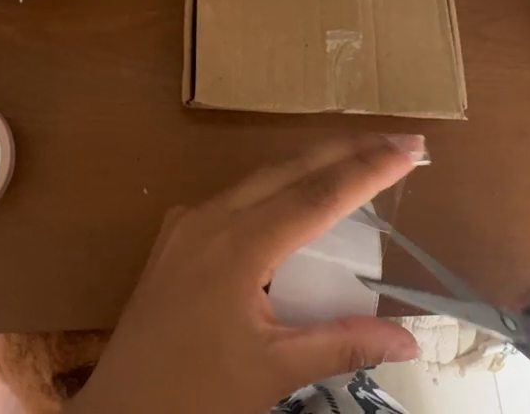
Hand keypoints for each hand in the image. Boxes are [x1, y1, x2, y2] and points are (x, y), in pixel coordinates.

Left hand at [67, 135, 425, 413]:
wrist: (119, 410)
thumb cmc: (196, 391)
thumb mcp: (274, 371)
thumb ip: (342, 344)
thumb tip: (410, 339)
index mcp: (238, 245)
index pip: (317, 195)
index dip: (367, 169)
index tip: (409, 148)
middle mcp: (212, 216)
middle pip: (289, 169)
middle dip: (346, 151)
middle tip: (398, 141)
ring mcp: (189, 220)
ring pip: (261, 177)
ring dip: (312, 166)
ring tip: (361, 159)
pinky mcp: (177, 232)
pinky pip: (237, 196)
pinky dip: (277, 188)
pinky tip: (299, 198)